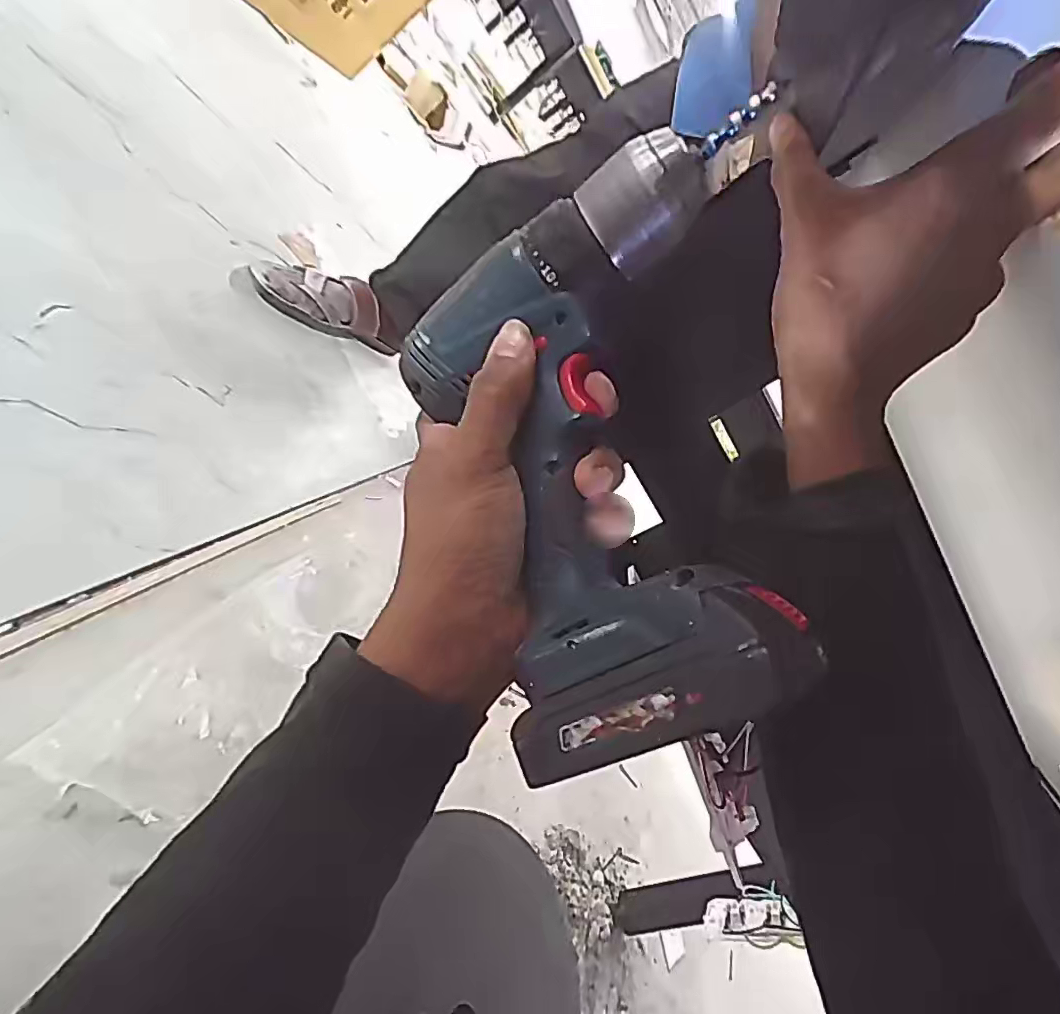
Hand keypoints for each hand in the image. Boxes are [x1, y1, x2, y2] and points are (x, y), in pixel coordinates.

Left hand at [360, 320, 627, 711]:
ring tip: (585, 492)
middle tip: (598, 406)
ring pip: (587, 456)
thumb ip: (496, 398)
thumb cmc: (455, 545)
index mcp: (466, 435)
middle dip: (582, 413)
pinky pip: (602, 504)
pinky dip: (604, 514)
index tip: (567, 341)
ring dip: (596, 469)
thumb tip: (512, 333)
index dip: (533, 359)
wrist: (474, 634)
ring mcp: (540, 495)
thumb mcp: (471, 460)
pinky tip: (596, 529)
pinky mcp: (569, 529)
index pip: (503, 378)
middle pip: (558, 413)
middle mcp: (505, 459)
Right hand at [769, 47, 1059, 488]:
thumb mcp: (804, 222)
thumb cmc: (827, 301)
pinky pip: (990, 261)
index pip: (1057, 104)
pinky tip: (925, 256)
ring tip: (956, 199)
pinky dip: (971, 247)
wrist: (835, 382)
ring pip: (1033, 212)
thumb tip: (784, 130)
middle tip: (1022, 129)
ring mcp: (988, 269)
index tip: (1026, 82)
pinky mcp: (970, 306)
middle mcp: (992, 219)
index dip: (1054, 80)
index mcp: (962, 182)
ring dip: (1014, 193)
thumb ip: (796, 165)